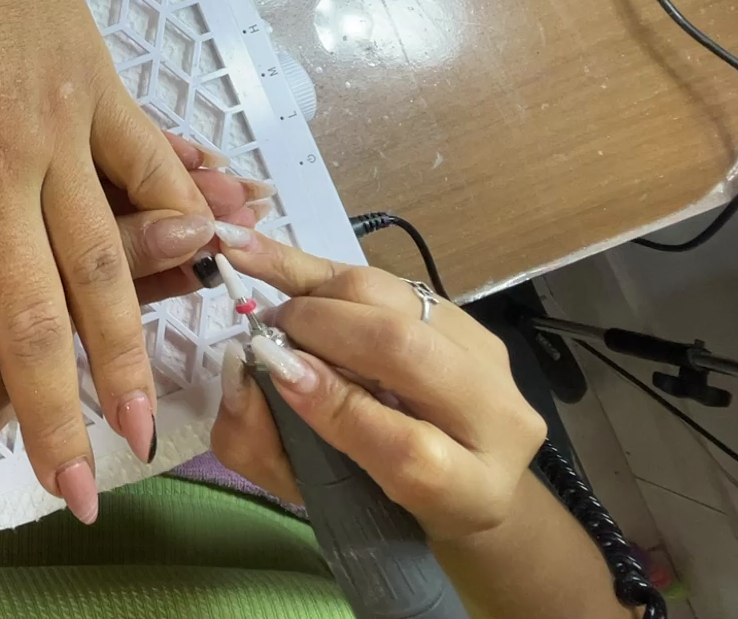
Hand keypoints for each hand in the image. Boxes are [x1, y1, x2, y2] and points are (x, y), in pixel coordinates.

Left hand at [0, 0, 211, 523]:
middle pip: (30, 316)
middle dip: (52, 417)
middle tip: (78, 497)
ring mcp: (60, 134)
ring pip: (104, 264)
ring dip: (127, 351)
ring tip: (147, 424)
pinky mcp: (103, 94)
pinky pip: (150, 169)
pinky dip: (185, 219)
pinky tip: (220, 265)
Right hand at [209, 236, 546, 540]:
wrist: (447, 464)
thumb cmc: (364, 486)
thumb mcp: (302, 486)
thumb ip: (258, 442)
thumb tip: (244, 369)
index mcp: (465, 489)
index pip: (406, 447)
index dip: (332, 403)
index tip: (271, 368)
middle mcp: (493, 416)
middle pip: (403, 348)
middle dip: (317, 328)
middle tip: (265, 334)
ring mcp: (479, 351)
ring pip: (385, 296)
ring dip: (314, 296)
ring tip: (275, 314)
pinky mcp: (453, 309)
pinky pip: (372, 275)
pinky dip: (306, 265)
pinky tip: (251, 249)